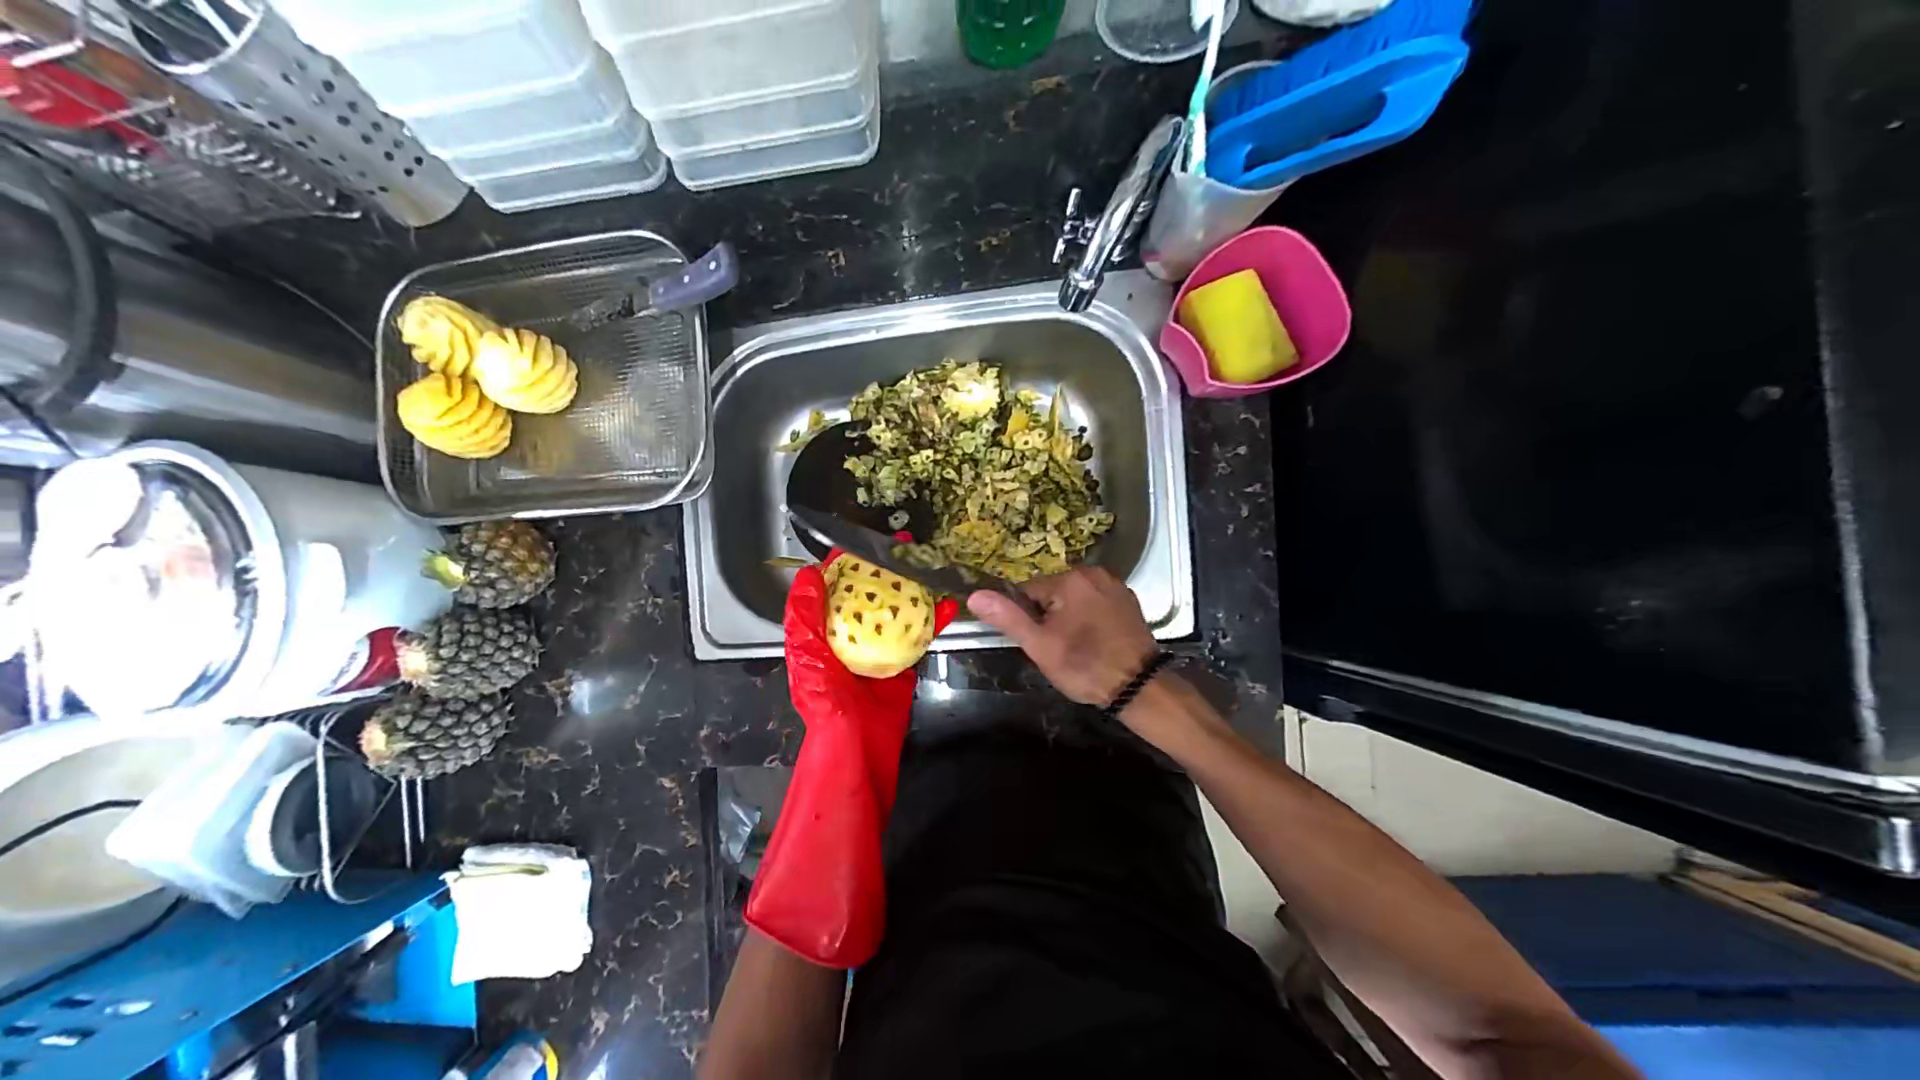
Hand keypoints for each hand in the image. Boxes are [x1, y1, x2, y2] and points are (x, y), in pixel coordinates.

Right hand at [967, 567, 1158, 706]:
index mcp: (1069, 579)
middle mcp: (1094, 573)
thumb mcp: (1039, 645)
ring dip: (1070, 617)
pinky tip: (1096, 640)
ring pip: (1075, 598)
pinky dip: (1091, 617)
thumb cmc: (1084, 666)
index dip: (1029, 619)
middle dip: (1050, 617)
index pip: (1029, 592)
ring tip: (1079, 646)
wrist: (1138, 686)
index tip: (1041, 642)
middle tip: (1059, 648)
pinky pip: (1096, 603)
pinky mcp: (1129, 600)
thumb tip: (975, 595)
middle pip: (1053, 592)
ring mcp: (1115, 585)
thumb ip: (1008, 617)